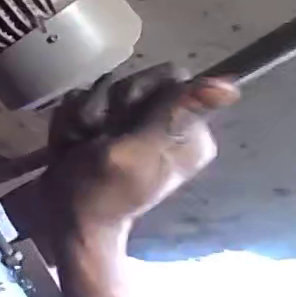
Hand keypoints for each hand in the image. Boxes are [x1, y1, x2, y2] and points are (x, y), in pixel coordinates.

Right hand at [43, 66, 238, 260]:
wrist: (65, 219)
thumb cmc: (103, 191)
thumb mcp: (141, 153)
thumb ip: (174, 116)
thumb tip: (230, 87)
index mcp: (186, 130)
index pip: (169, 77)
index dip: (138, 93)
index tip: (124, 123)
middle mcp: (162, 124)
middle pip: (131, 81)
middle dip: (105, 108)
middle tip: (99, 140)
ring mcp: (129, 125)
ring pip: (98, 90)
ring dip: (82, 117)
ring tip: (81, 147)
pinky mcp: (101, 127)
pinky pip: (79, 102)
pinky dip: (69, 123)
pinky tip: (70, 146)